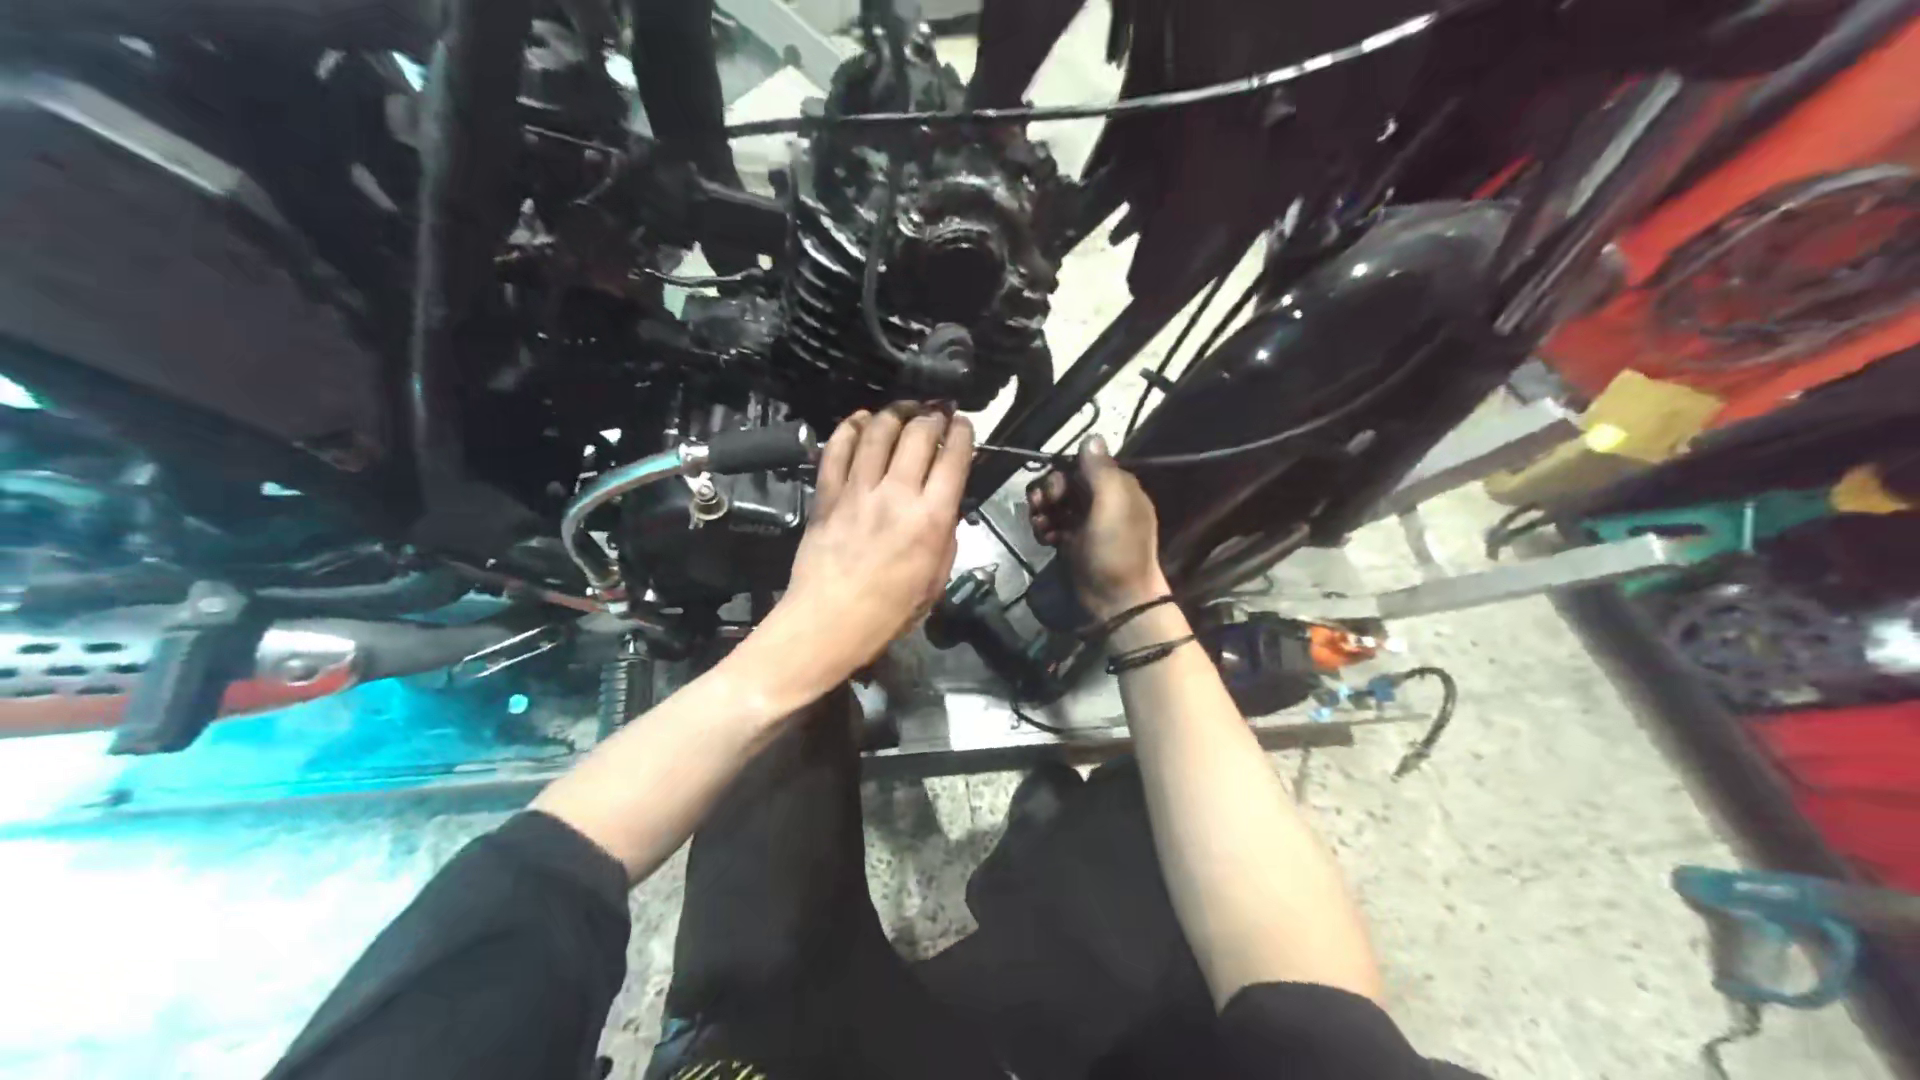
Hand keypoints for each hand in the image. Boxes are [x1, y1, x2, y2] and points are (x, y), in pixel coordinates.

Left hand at [766, 403, 972, 680]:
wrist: (830, 621)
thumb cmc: (889, 611)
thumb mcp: (935, 579)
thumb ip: (945, 537)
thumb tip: (945, 507)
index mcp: (931, 519)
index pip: (953, 458)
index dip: (962, 433)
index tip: (962, 424)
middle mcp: (898, 495)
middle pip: (918, 435)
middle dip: (931, 417)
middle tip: (935, 415)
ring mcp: (858, 491)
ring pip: (878, 433)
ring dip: (894, 413)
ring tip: (902, 411)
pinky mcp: (828, 495)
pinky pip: (837, 450)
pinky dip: (850, 428)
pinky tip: (860, 420)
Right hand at [1027, 435, 1166, 619]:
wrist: (1116, 601)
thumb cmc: (1116, 552)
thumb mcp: (1112, 506)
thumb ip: (1101, 471)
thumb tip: (1092, 437)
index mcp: (1118, 487)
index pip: (1082, 464)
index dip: (1061, 474)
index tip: (1053, 492)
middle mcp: (1103, 500)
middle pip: (1064, 483)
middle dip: (1047, 493)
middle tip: (1041, 510)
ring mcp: (1087, 522)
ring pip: (1055, 503)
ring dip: (1042, 512)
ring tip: (1041, 528)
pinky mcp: (1074, 541)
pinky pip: (1053, 523)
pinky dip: (1045, 528)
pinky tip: (1045, 540)